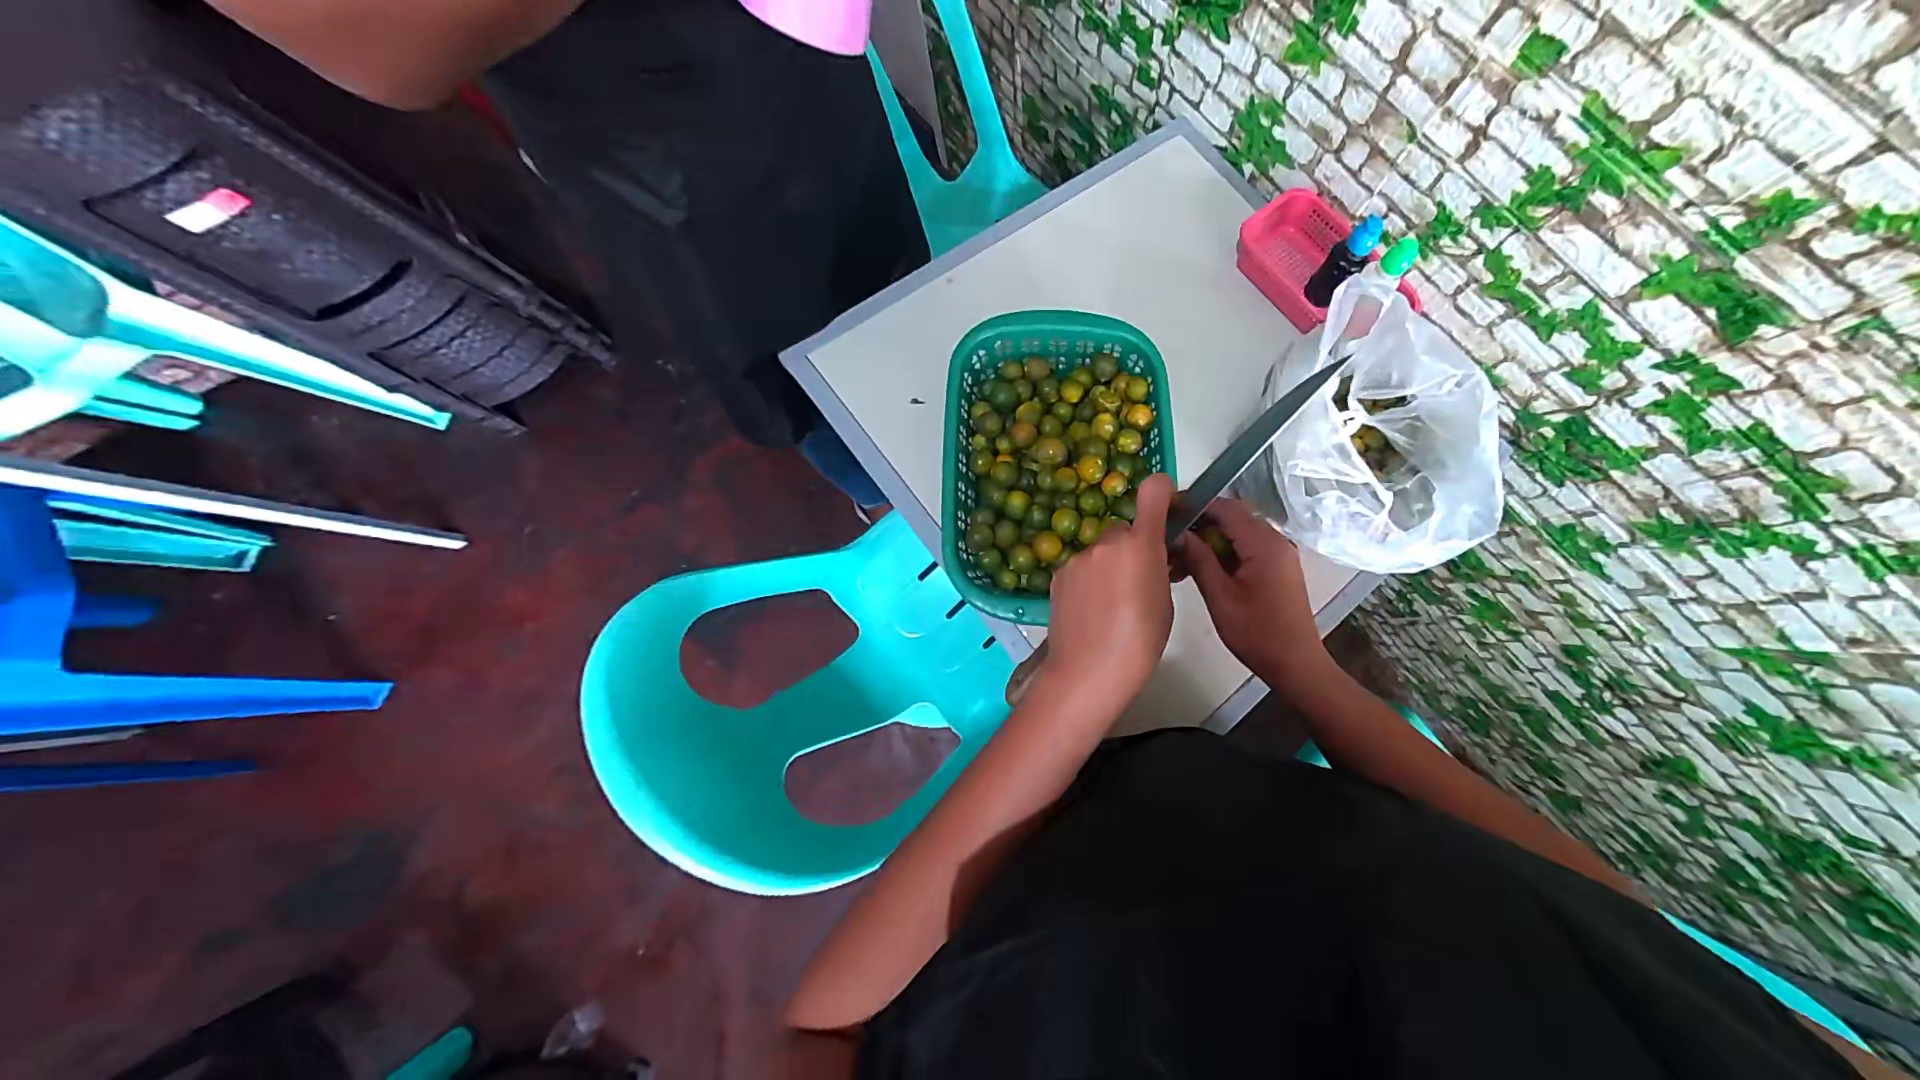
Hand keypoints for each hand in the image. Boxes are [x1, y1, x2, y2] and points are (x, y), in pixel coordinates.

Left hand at [1044, 473, 1176, 708]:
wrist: (1087, 672)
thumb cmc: (1138, 643)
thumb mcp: (1164, 602)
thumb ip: (1159, 568)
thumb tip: (1154, 558)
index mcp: (1139, 544)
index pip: (1153, 491)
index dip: (1164, 493)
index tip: (1170, 509)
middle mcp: (1105, 542)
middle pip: (1125, 530)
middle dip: (1134, 546)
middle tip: (1141, 580)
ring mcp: (1077, 558)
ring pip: (1101, 551)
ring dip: (1110, 565)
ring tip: (1114, 604)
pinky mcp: (1058, 574)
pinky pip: (1082, 567)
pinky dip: (1089, 579)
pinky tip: (1092, 610)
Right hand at [1180, 497, 1334, 695]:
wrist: (1295, 663)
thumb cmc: (1257, 633)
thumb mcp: (1220, 596)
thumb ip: (1199, 559)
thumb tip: (1178, 533)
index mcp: (1264, 544)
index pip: (1225, 507)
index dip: (1194, 505)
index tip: (1165, 513)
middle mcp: (1275, 541)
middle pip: (1232, 517)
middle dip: (1198, 523)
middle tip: (1168, 537)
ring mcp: (1278, 554)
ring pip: (1236, 532)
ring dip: (1208, 540)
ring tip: (1178, 557)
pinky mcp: (1276, 567)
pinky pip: (1245, 547)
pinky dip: (1222, 552)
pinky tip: (1199, 568)